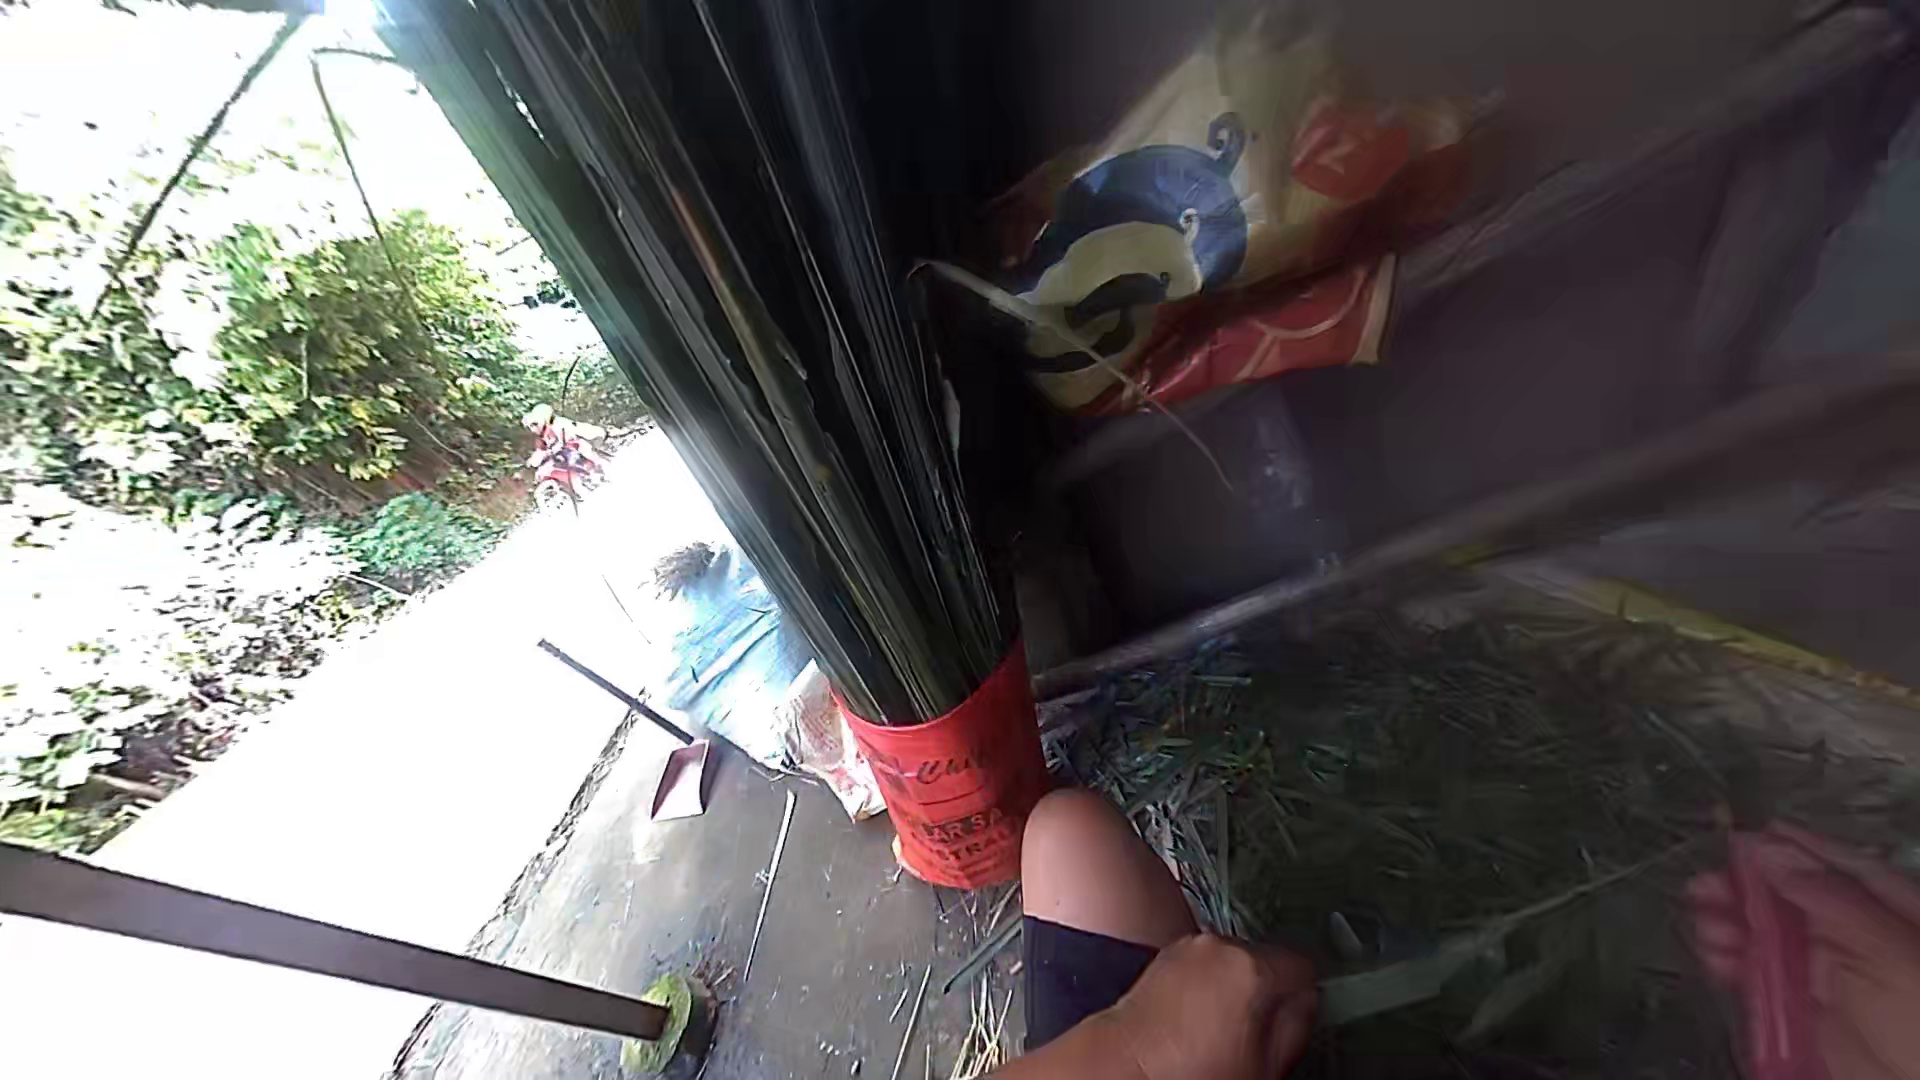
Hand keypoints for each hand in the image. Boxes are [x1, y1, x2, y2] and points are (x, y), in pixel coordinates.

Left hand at [1095, 933, 1316, 1079]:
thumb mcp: (1265, 1069)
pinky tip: (1199, 1019)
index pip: (1301, 965)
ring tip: (1224, 1031)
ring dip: (1237, 984)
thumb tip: (1304, 1001)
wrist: (1130, 1066)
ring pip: (1232, 959)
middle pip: (1264, 959)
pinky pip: (1204, 961)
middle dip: (1269, 990)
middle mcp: (1219, 944)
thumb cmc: (1200, 1076)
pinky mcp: (1166, 952)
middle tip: (1260, 1035)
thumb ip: (1294, 1028)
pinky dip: (1209, 982)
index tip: (1299, 1023)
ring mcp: (1189, 944)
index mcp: (1249, 968)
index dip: (1305, 996)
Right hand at [1690, 822, 1919, 1079]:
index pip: (1857, 872)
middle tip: (1706, 886)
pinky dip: (1725, 955)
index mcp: (1905, 928)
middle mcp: (1870, 946)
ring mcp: (1835, 975)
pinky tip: (1715, 955)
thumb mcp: (1893, 960)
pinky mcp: (1802, 1001)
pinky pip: (1753, 965)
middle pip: (1795, 898)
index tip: (1755, 828)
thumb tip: (1769, 848)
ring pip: (1765, 930)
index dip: (1806, 847)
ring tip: (1709, 928)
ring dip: (1726, 921)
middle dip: (1743, 889)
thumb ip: (1833, 900)